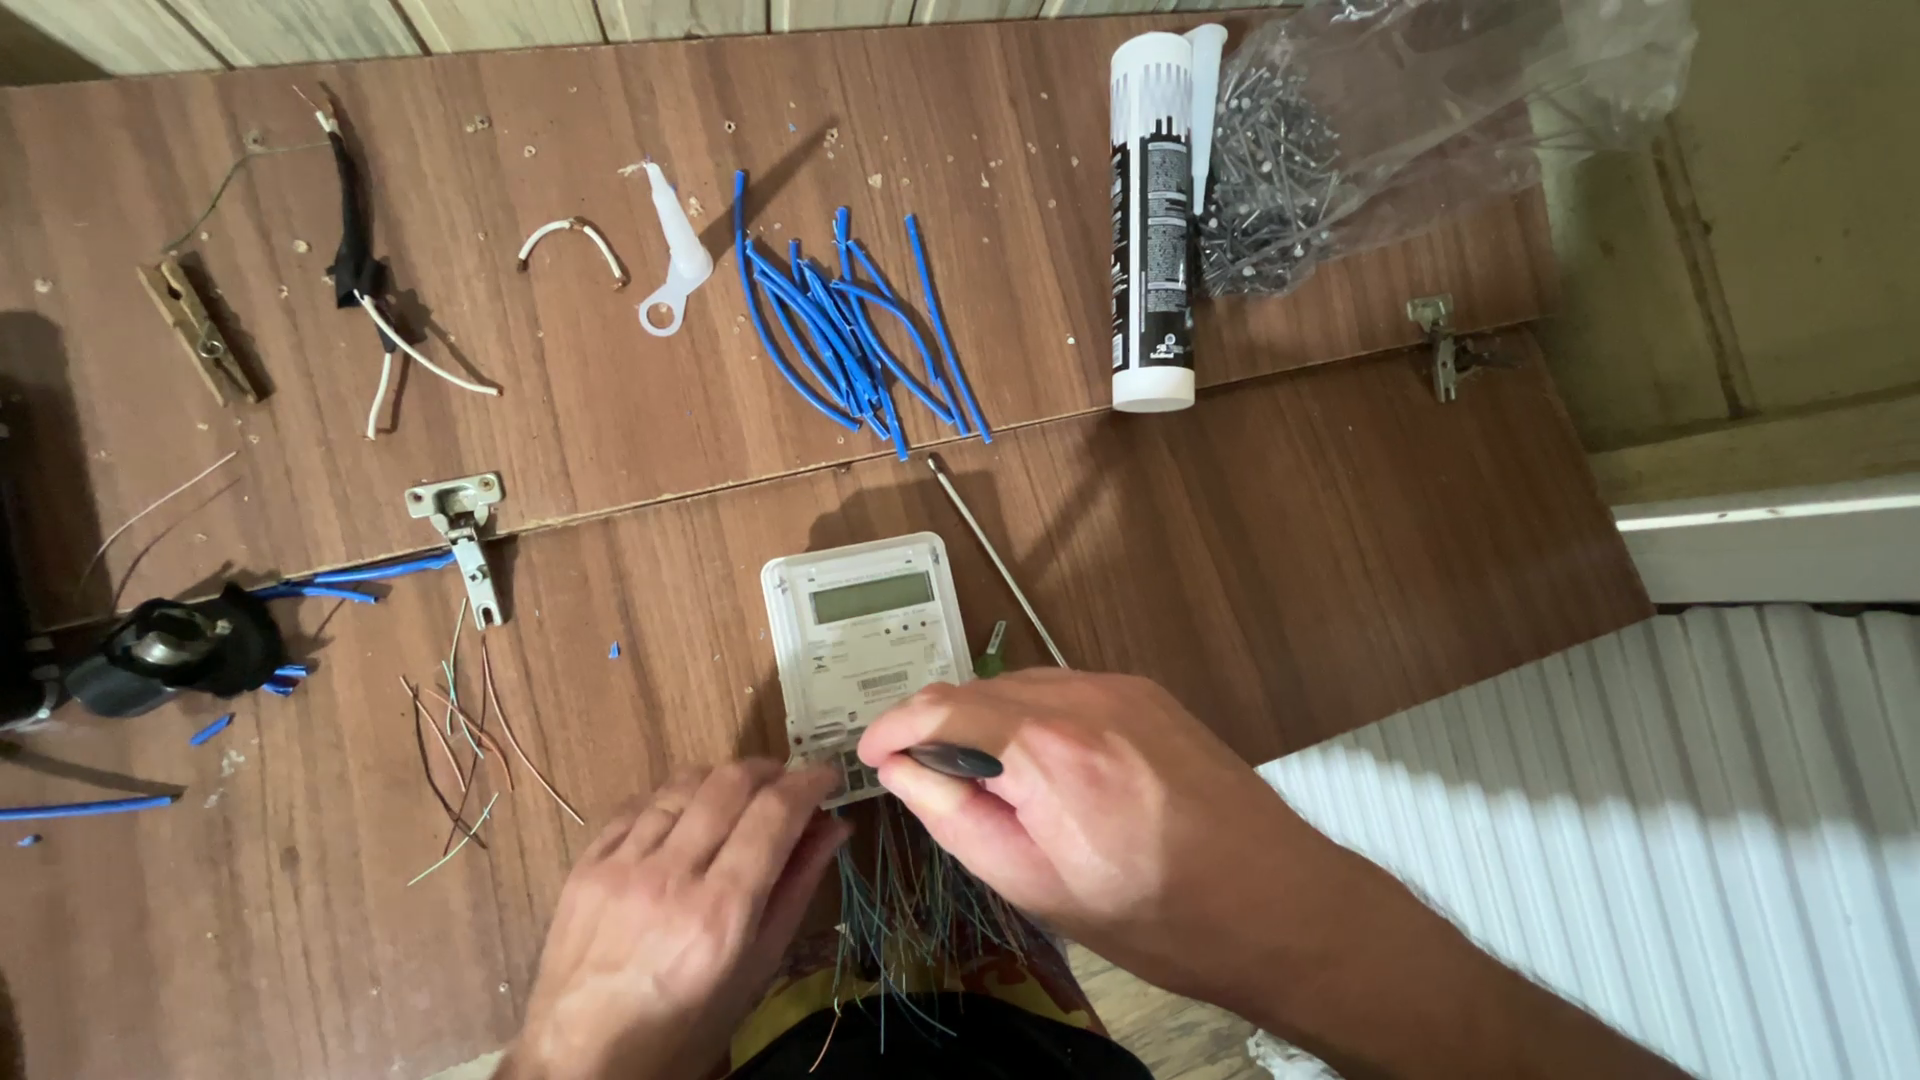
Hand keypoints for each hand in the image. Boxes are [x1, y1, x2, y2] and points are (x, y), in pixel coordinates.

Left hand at [501, 762, 849, 1079]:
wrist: (580, 1063)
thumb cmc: (684, 1028)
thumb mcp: (756, 968)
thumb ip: (797, 887)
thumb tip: (835, 825)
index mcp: (720, 913)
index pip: (775, 814)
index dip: (810, 782)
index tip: (828, 776)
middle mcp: (671, 878)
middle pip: (730, 782)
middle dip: (771, 769)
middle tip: (788, 784)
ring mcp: (621, 866)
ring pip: (686, 782)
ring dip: (725, 779)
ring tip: (741, 797)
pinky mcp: (587, 864)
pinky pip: (641, 802)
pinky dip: (677, 797)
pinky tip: (690, 813)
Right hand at [856, 670, 1344, 1007]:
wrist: (1278, 901)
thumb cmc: (1154, 915)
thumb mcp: (1035, 885)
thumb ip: (955, 817)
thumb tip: (902, 771)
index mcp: (1047, 750)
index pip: (940, 708)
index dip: (894, 726)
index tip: (874, 754)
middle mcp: (1080, 697)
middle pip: (976, 689)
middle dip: (936, 724)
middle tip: (922, 773)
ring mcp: (1119, 686)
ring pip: (1018, 683)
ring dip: (984, 718)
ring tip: (985, 775)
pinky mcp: (1146, 690)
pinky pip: (1063, 687)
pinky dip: (1030, 714)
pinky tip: (1042, 760)